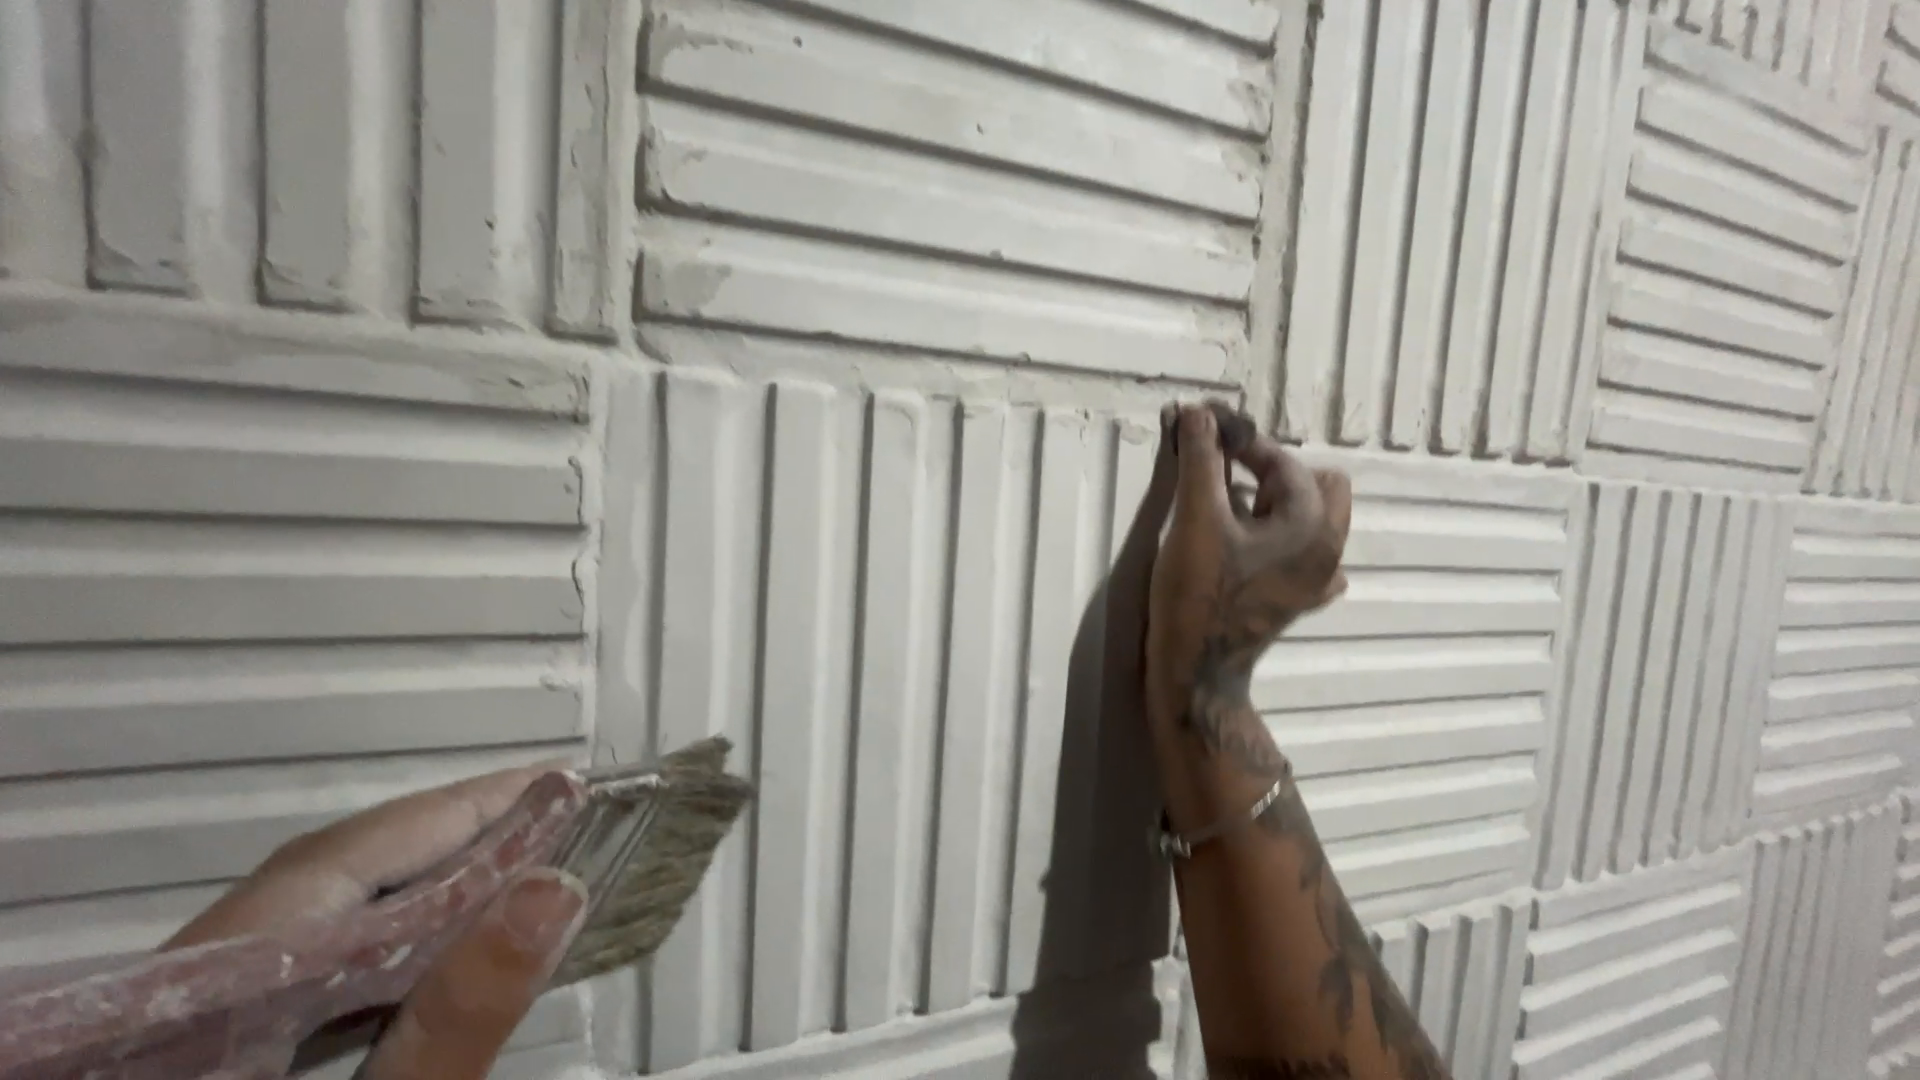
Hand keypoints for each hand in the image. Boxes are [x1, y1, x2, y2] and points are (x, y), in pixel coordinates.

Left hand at [165, 763, 588, 1079]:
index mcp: (216, 990)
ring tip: (520, 849)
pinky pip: (309, 949)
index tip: (560, 781)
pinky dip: (390, 922)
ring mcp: (190, 1010)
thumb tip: (553, 889)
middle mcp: (188, 981)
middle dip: (454, 827)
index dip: (467, 809)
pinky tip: (442, 933)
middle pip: (337, 868)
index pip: (354, 862)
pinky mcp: (209, 1036)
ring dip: (426, 868)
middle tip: (557, 804)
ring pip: (321, 905)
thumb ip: (462, 1015)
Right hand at [1143, 402, 1352, 728]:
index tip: (1203, 428)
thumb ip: (1200, 461)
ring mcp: (1315, 579)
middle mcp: (1327, 548)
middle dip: (1271, 469)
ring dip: (1275, 501)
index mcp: (1311, 523)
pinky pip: (1300, 555)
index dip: (1239, 439)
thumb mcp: (1196, 519)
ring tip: (1230, 507)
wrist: (1196, 672)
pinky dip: (1278, 540)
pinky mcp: (1295, 600)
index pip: (1282, 459)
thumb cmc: (1199, 594)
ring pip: (1310, 518)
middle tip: (1223, 476)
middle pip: (1316, 484)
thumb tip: (1198, 413)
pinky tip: (1251, 548)